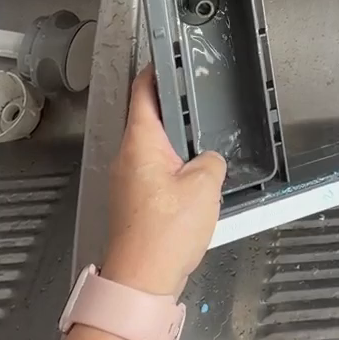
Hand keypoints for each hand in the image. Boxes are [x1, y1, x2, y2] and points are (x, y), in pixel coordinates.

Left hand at [100, 65, 226, 297]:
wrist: (141, 282)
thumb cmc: (165, 232)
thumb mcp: (205, 184)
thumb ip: (212, 158)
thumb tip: (209, 158)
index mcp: (140, 141)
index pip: (142, 91)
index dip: (156, 69)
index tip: (168, 56)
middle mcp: (126, 156)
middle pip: (148, 117)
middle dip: (173, 107)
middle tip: (197, 96)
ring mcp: (126, 180)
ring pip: (152, 146)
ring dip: (175, 140)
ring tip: (201, 136)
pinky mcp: (132, 201)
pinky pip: (153, 169)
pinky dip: (172, 164)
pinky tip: (192, 175)